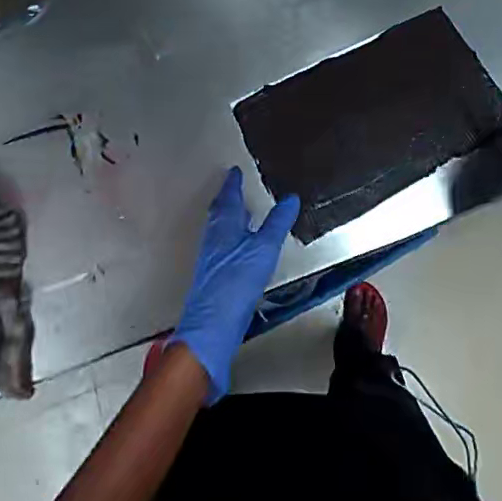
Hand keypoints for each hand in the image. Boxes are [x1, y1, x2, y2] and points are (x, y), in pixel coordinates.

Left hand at [168, 167, 298, 402]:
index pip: (227, 197)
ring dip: (229, 218)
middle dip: (227, 199)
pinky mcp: (214, 277)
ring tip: (240, 213)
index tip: (234, 172)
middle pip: (219, 212)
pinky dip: (232, 238)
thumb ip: (277, 223)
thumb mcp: (263, 249)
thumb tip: (290, 198)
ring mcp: (211, 259)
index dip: (232, 184)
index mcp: (223, 226)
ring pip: (219, 230)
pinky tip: (241, 248)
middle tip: (234, 187)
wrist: (211, 328)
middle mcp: (213, 239)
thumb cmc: (235, 283)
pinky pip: (223, 246)